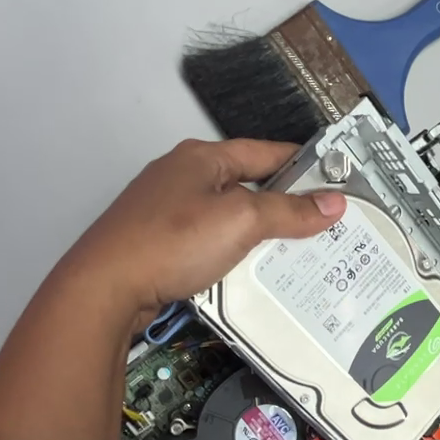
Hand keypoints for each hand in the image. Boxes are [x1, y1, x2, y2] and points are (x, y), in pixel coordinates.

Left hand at [60, 139, 346, 318]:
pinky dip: (232, 250)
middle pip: (246, 183)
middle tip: (321, 223)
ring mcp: (166, 209)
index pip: (265, 151)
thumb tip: (335, 203)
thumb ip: (289, 211)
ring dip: (258, 230)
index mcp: (202, 158)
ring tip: (293, 250)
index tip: (335, 178)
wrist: (105, 288)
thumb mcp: (241, 221)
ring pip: (227, 214)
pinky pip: (208, 240)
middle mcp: (182, 175)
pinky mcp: (157, 242)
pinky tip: (247, 269)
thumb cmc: (173, 242)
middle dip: (283, 203)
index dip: (302, 163)